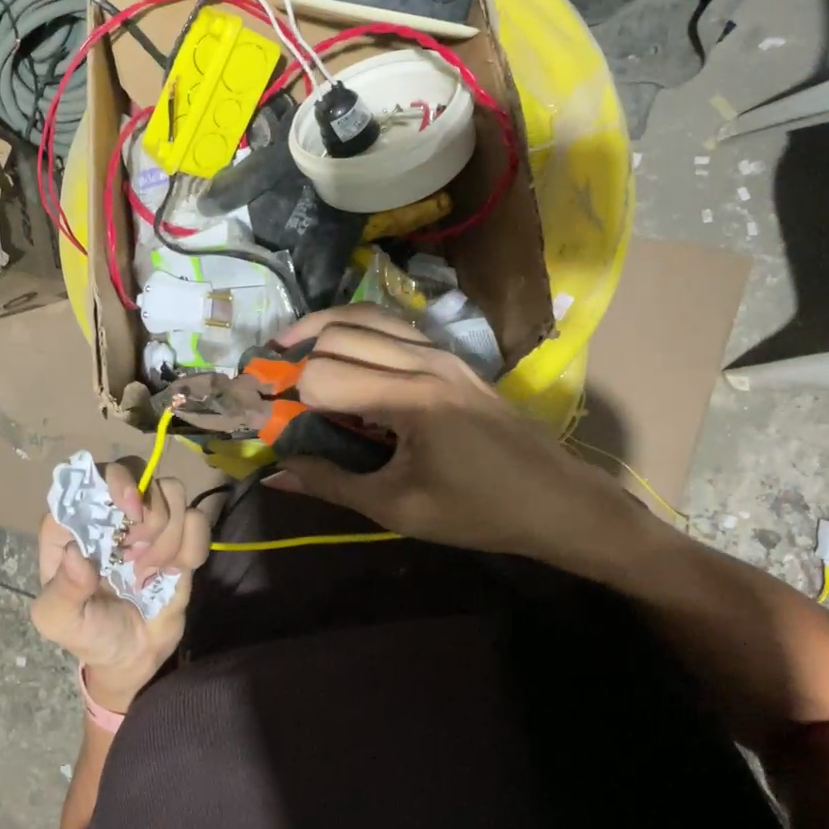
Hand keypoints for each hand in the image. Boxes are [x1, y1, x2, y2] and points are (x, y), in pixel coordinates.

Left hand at [31, 461, 209, 713]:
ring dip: (167, 533)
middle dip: (147, 508)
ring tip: (148, 572)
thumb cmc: (86, 630)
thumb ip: (63, 590)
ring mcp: (148, 519)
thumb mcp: (58, 620)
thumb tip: (77, 555)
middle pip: (136, 468)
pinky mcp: (180, 537)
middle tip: (136, 553)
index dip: (114, 481)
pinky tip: (174, 572)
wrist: (130, 656)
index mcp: (74, 520)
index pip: (90, 475)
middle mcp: (110, 509)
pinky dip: (192, 545)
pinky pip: (198, 519)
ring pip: (172, 490)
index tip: (130, 510)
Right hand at [268, 304, 643, 566]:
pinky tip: (337, 351)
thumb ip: (332, 484)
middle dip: (295, 355)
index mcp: (412, 400)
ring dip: (320, 330)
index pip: (323, 376)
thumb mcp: (399, 509)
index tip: (268, 419)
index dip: (287, 397)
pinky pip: (388, 323)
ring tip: (289, 353)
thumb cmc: (480, 512)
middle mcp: (423, 361)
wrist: (560, 501)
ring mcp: (439, 352)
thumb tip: (275, 472)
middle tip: (272, 386)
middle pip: (335, 333)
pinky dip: (352, 329)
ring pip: (361, 316)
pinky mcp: (448, 355)